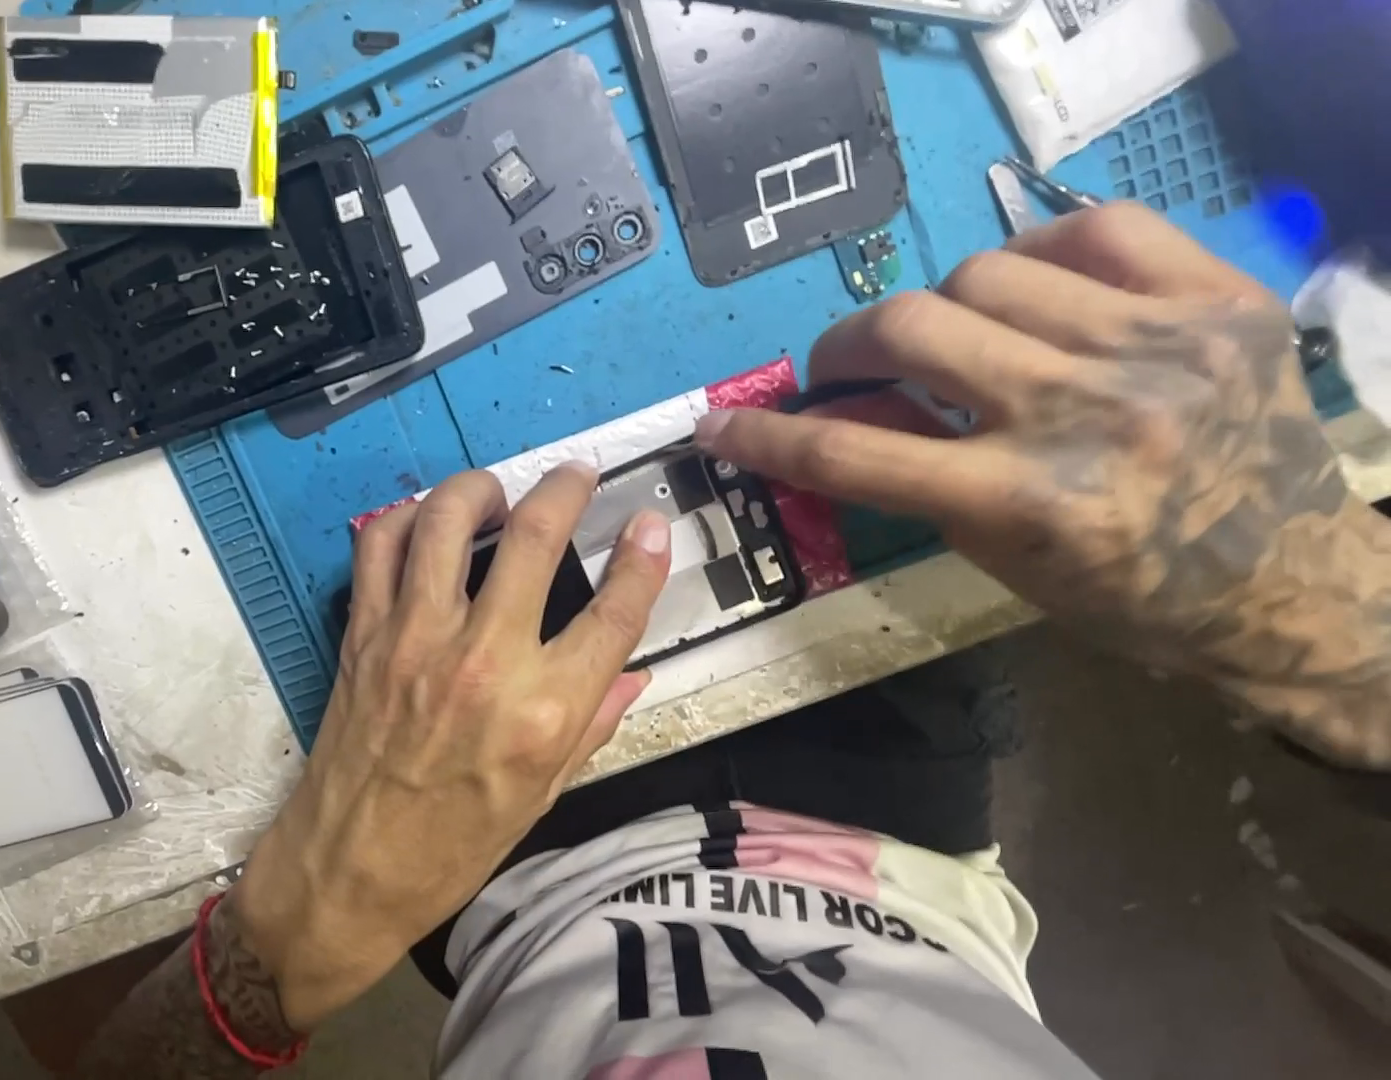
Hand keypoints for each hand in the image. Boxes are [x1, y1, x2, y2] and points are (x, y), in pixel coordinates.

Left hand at [230, 464, 672, 1028]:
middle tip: (576, 473)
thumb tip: (633, 670)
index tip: (650, 523)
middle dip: (565, 488)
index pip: (616, 611)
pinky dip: (406, 517)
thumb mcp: (547, 796)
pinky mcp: (365, 632)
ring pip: (447, 521)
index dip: (645, 557)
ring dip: (479, 487)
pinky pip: (380, 546)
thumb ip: (594, 721)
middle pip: (534, 538)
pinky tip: (427, 522)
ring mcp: (416, 638)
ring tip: (497, 492)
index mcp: (546, 711)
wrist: (353, 868)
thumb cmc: (459, 844)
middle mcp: (484, 660)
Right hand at [696, 203, 1390, 765]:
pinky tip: (1032, 291)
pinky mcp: (1220, 301)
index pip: (852, 453)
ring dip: (939, 308)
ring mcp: (1161, 345)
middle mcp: (1088, 412)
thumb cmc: (1113, 589)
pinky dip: (1039, 253)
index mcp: (1024, 500)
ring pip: (983, 271)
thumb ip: (903, 471)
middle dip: (846, 347)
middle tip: (844, 368)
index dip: (765, 437)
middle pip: (907, 329)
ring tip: (951, 340)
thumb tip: (825, 412)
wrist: (1289, 584)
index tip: (717, 427)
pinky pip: (1096, 227)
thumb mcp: (986, 548)